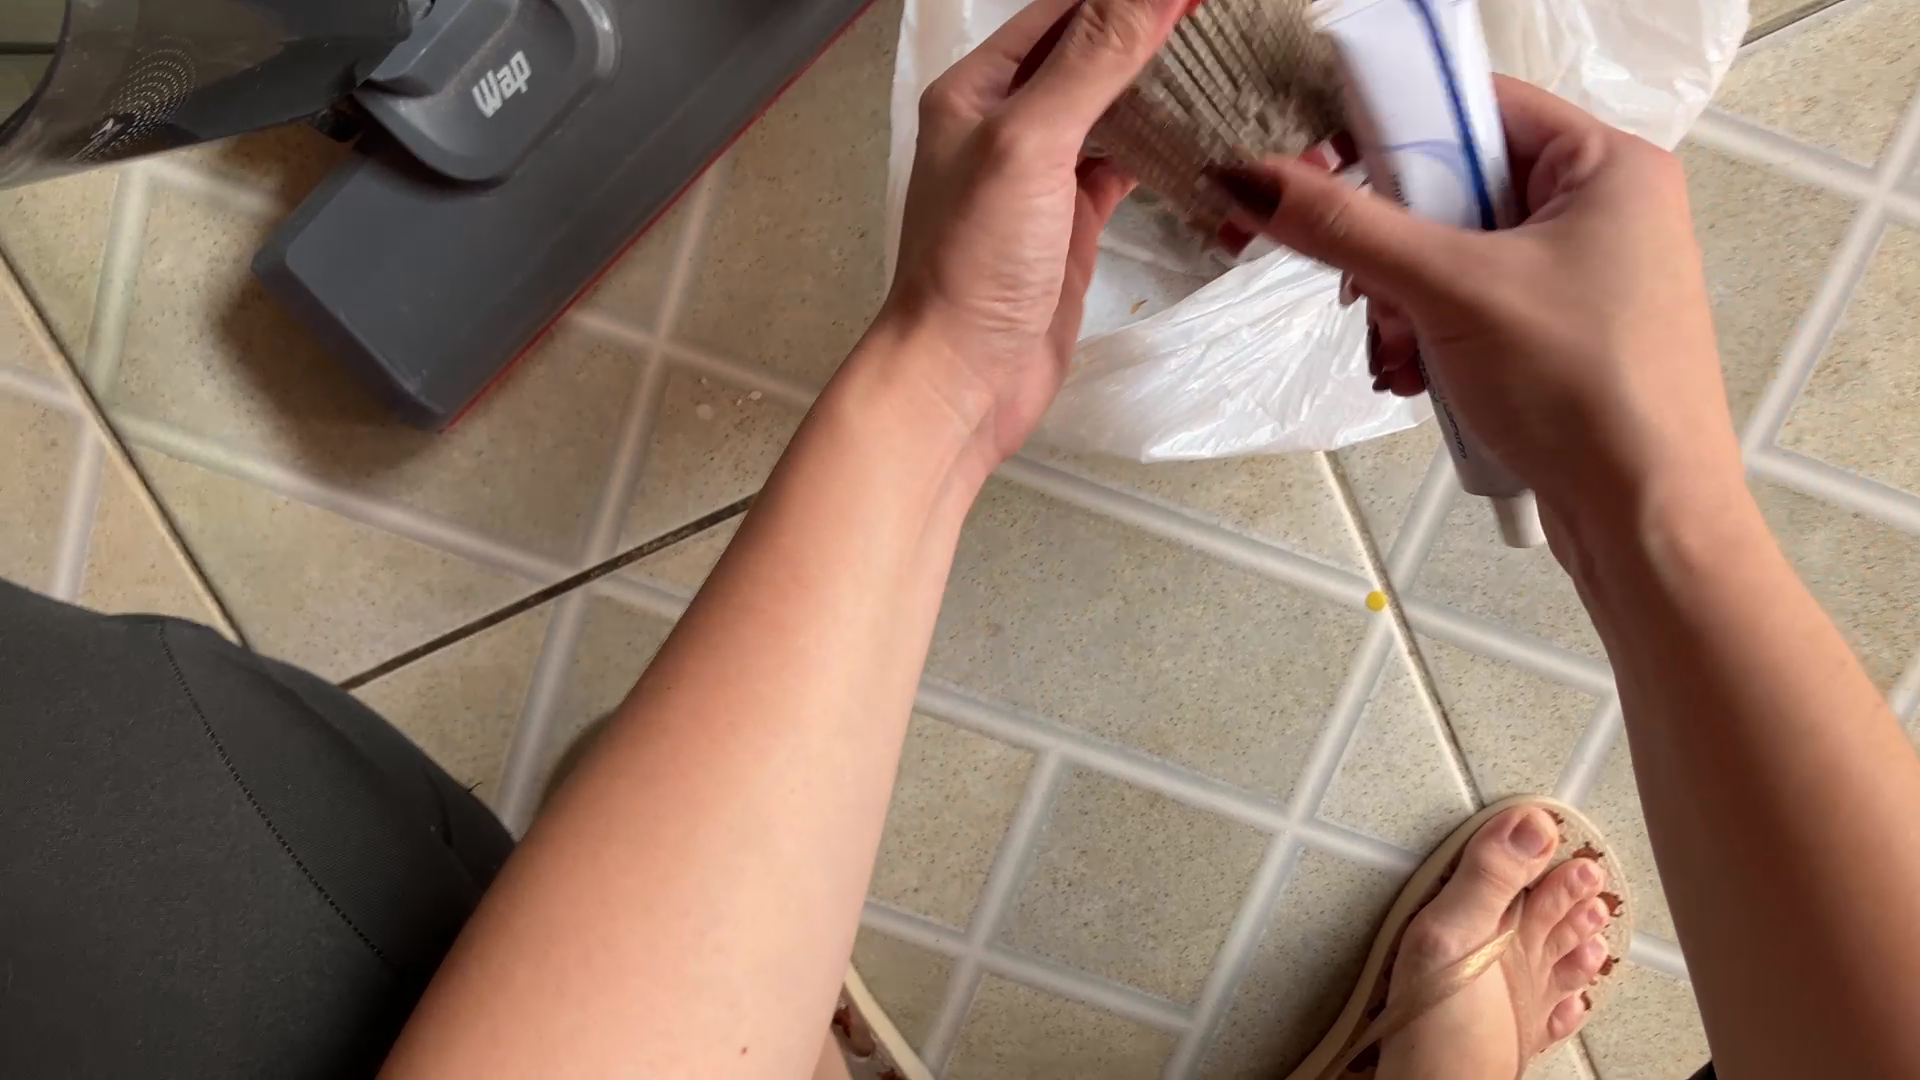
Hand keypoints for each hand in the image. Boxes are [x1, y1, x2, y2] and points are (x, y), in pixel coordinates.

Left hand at [877, 0, 1185, 465]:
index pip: (1063, 14)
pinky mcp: (1071, 231)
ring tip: (1230, 66)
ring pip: (1110, 119)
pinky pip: (1120, 174)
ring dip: (1161, 96)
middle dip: (1153, 38)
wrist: (963, 378)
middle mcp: (1007, 129)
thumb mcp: (1027, 145)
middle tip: (1228, 26)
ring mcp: (1042, 183)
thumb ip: (1091, 61)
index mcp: (978, 92)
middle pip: (1090, 61)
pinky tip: (1201, 136)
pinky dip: (1158, 155)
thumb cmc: (977, 261)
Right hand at [1213, 78, 1741, 532]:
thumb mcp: (1450, 289)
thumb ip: (1347, 229)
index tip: (1312, 181)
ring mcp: (1560, 273)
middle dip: (1383, 259)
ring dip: (1391, 311)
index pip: (1465, 109)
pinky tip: (1411, 377)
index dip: (1382, 138)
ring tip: (1399, 358)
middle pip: (1439, 195)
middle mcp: (1584, 209)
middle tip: (1367, 299)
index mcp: (1598, 164)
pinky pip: (1445, 308)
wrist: (1632, 505)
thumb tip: (1255, 182)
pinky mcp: (1534, 327)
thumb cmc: (1580, 385)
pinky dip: (1413, 340)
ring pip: (1432, 262)